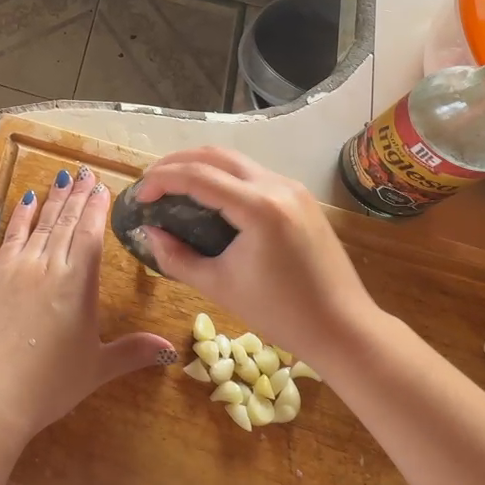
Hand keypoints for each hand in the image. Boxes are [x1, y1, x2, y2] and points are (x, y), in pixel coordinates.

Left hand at [0, 166, 176, 439]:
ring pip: (42, 224)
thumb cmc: (52, 383)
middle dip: (77, 196)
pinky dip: (21, 215)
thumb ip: (134, 351)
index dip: (96, 209)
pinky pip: (13, 235)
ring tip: (63, 177)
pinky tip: (27, 199)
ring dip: (54, 199)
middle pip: (67, 222)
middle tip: (85, 172)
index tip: (102, 187)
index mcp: (79, 285)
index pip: (90, 235)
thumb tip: (172, 348)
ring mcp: (21, 267)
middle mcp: (50, 266)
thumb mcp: (98, 367)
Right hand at [135, 148, 378, 362]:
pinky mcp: (300, 197)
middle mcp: (277, 186)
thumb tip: (148, 232)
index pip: (197, 176)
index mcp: (259, 207)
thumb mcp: (220, 287)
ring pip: (234, 160)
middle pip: (214, 155)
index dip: (161, 180)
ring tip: (172, 186)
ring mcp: (292, 188)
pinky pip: (251, 174)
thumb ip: (177, 257)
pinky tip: (207, 197)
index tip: (138, 197)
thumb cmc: (281, 314)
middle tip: (149, 183)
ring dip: (198, 165)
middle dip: (175, 163)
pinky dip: (222, 176)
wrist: (346, 330)